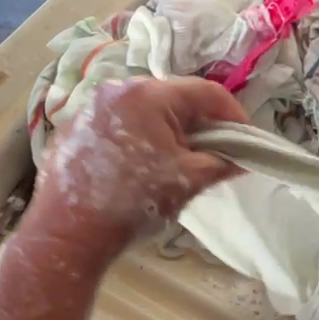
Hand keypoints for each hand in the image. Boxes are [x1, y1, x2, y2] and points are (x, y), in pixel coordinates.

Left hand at [25, 77, 248, 265]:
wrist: (70, 231)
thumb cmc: (135, 201)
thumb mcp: (190, 181)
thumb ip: (222, 162)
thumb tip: (243, 159)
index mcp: (150, 95)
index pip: (207, 93)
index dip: (234, 115)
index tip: (248, 140)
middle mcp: (119, 89)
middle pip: (177, 98)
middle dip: (201, 124)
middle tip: (216, 153)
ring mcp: (94, 105)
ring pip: (149, 110)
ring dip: (171, 131)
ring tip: (180, 162)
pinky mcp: (78, 125)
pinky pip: (124, 122)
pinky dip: (143, 138)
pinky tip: (145, 167)